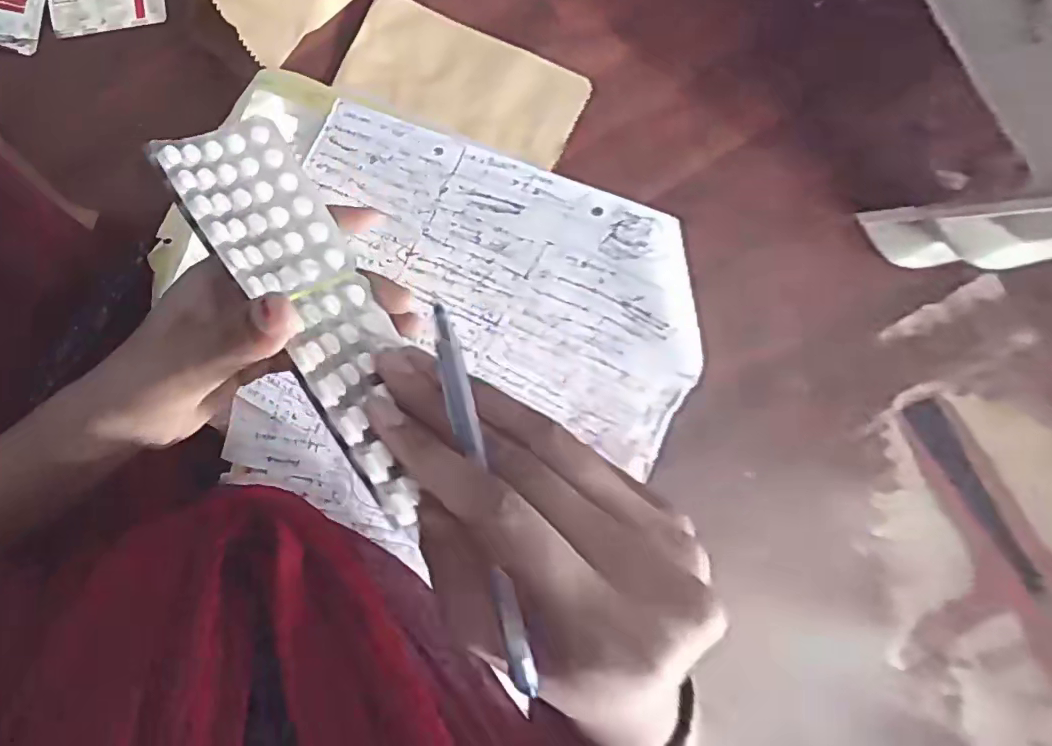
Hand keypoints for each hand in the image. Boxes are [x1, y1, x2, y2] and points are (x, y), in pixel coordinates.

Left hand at [86, 207, 422, 448]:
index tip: (372, 220)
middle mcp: (242, 293)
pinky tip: (364, 366)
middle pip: (306, 280)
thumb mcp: (191, 359)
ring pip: (309, 315)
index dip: (324, 226)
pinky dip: (331, 356)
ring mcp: (250, 325)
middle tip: (405, 305)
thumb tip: (288, 307)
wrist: (125, 423)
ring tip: (401, 333)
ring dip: (351, 321)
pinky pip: (301, 350)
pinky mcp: (255, 358)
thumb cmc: (147, 380)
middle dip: (355, 285)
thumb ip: (237, 335)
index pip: (276, 240)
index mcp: (223, 276)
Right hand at [367, 348, 723, 745]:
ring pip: (554, 443)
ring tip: (426, 364)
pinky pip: (574, 448)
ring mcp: (671, 538)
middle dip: (446, 410)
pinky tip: (470, 393)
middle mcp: (651, 577)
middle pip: (528, 466)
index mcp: (601, 629)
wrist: (642, 687)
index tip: (380, 411)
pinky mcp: (668, 509)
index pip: (504, 513)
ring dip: (478, 396)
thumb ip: (446, 552)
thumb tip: (419, 470)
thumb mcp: (477, 633)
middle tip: (394, 368)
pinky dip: (514, 417)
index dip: (436, 455)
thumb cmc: (543, 668)